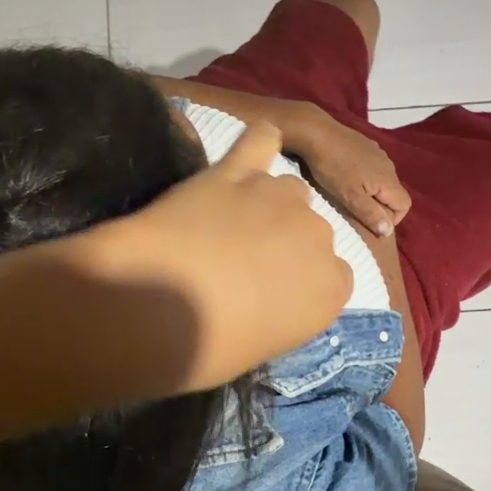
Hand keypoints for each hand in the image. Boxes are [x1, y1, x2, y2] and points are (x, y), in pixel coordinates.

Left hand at [80, 121, 347, 390]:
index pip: (333, 277)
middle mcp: (318, 238)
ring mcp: (278, 198)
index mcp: (331, 290)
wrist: (157, 310)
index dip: (299, 283)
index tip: (271, 295)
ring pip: (288, 189)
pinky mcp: (235, 170)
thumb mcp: (258, 349)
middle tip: (240, 266)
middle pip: (312, 231)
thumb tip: (259, 308)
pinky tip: (245, 157)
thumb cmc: (207, 349)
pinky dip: (256, 146)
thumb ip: (276, 317)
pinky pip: (260, 141)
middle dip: (283, 244)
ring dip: (266, 204)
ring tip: (227, 225)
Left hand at [295, 113, 411, 237]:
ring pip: (383, 182)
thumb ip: (371, 214)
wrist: (318, 134)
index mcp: (389, 179)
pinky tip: (346, 179)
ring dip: (371, 194)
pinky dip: (365, 181)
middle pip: (394, 194)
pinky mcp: (367, 147)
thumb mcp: (350, 197)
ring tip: (349, 197)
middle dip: (380, 208)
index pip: (405, 205)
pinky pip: (373, 170)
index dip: (392, 219)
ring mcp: (378, 154)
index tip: (370, 223)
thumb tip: (388, 232)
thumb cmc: (333, 169)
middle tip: (356, 212)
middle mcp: (389, 166)